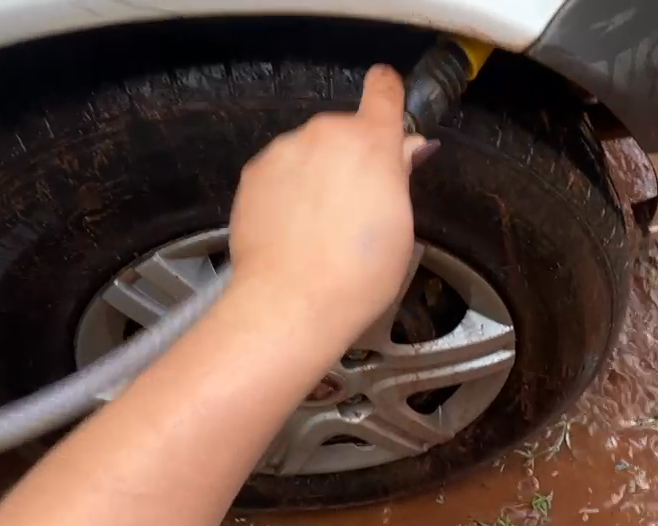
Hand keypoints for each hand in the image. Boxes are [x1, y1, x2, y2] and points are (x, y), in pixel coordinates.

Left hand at [225, 66, 429, 358]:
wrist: (292, 303)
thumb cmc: (359, 276)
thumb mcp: (401, 231)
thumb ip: (399, 179)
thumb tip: (404, 149)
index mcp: (371, 144)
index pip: (385, 90)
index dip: (389, 98)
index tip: (389, 113)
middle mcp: (324, 135)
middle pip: (344, 132)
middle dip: (352, 160)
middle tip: (358, 211)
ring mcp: (284, 151)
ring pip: (309, 153)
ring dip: (318, 178)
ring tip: (321, 232)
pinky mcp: (253, 174)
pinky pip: (280, 175)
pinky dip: (288, 196)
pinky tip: (294, 236)